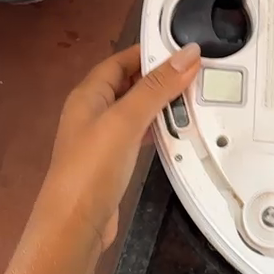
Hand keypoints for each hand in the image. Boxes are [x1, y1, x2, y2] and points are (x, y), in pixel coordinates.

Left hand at [36, 43, 201, 247]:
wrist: (76, 225)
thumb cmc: (93, 167)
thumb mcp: (126, 120)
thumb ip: (157, 87)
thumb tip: (188, 53)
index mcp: (88, 94)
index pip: (120, 60)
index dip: (150, 52)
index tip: (184, 49)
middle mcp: (93, 112)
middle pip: (130, 84)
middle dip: (161, 78)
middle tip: (198, 74)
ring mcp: (102, 139)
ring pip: (137, 111)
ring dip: (162, 105)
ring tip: (195, 100)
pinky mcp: (113, 162)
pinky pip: (139, 136)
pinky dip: (158, 130)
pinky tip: (178, 133)